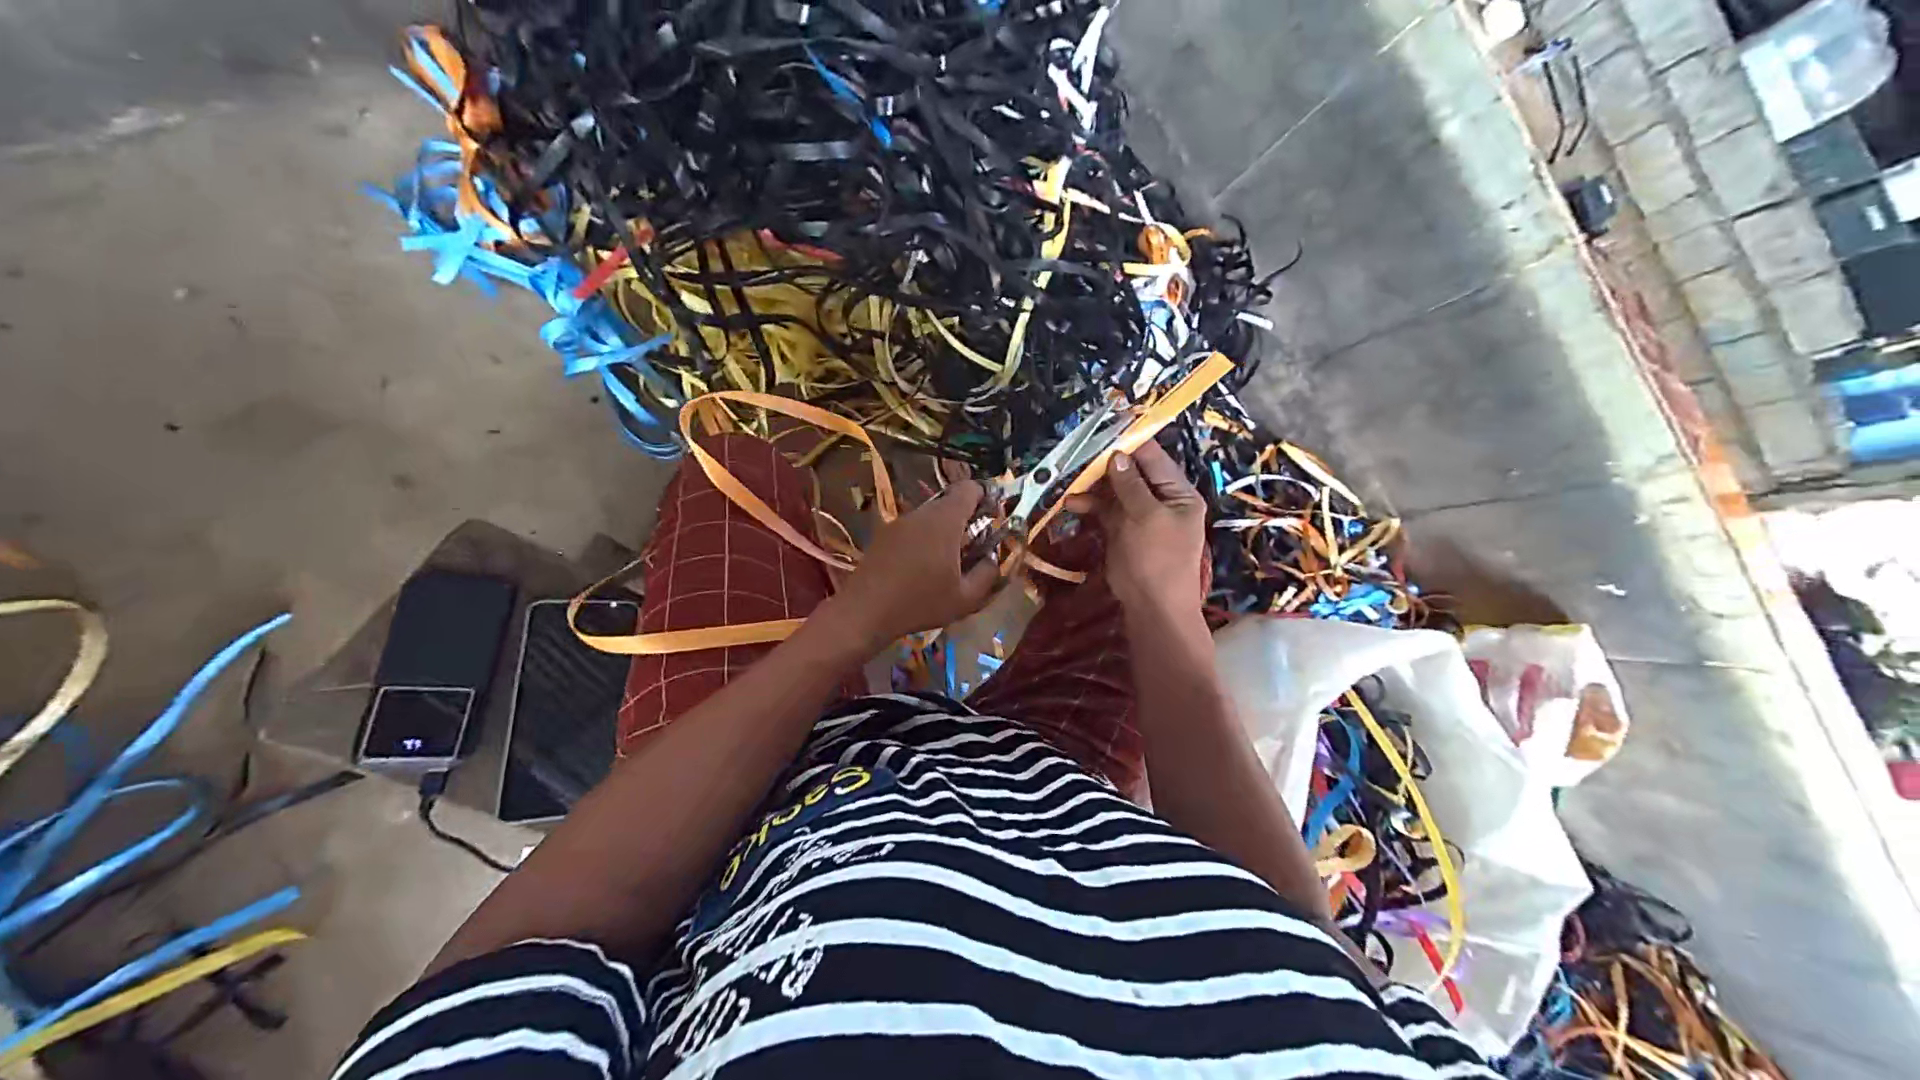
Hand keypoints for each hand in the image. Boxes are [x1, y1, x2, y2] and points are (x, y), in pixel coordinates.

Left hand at [823, 479, 1001, 649]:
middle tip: (973, 547)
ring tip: (947, 562)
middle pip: (949, 502)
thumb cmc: (920, 602)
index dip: (985, 497)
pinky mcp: (883, 535)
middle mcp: (921, 514)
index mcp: (944, 520)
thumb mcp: (965, 598)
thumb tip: (992, 559)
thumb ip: (987, 573)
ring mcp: (899, 523)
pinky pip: (912, 529)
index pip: (969, 488)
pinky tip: (921, 568)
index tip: (992, 517)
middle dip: (965, 519)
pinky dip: (923, 540)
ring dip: (943, 532)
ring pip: (930, 517)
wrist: (865, 611)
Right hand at [1065, 439, 1206, 618]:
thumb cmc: (1158, 559)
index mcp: (1178, 493)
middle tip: (1077, 454)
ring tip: (1069, 480)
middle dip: (1104, 464)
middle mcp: (1160, 499)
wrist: (1153, 606)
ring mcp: (1139, 514)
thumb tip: (1117, 455)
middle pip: (1130, 472)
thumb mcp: (1147, 517)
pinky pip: (1104, 510)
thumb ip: (1131, 484)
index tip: (1104, 429)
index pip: (1153, 458)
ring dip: (1092, 485)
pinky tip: (1071, 503)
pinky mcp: (1121, 530)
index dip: (1130, 443)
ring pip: (1113, 490)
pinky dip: (1089, 505)